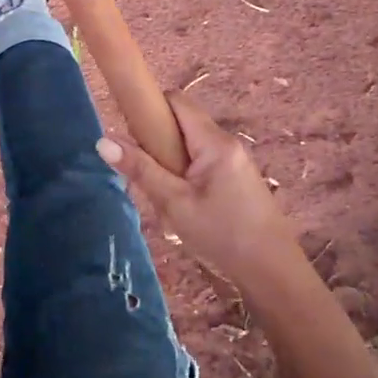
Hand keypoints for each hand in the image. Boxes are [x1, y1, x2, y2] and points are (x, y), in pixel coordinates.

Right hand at [97, 96, 302, 286]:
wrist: (275, 276)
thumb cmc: (223, 235)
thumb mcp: (174, 203)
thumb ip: (139, 169)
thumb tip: (102, 140)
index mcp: (214, 142)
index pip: (176, 100)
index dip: (149, 107)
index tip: (131, 133)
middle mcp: (227, 143)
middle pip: (181, 122)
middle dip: (156, 140)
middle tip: (144, 172)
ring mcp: (235, 161)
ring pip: (189, 144)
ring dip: (169, 161)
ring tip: (161, 193)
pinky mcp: (237, 179)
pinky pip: (201, 161)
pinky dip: (184, 173)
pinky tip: (181, 203)